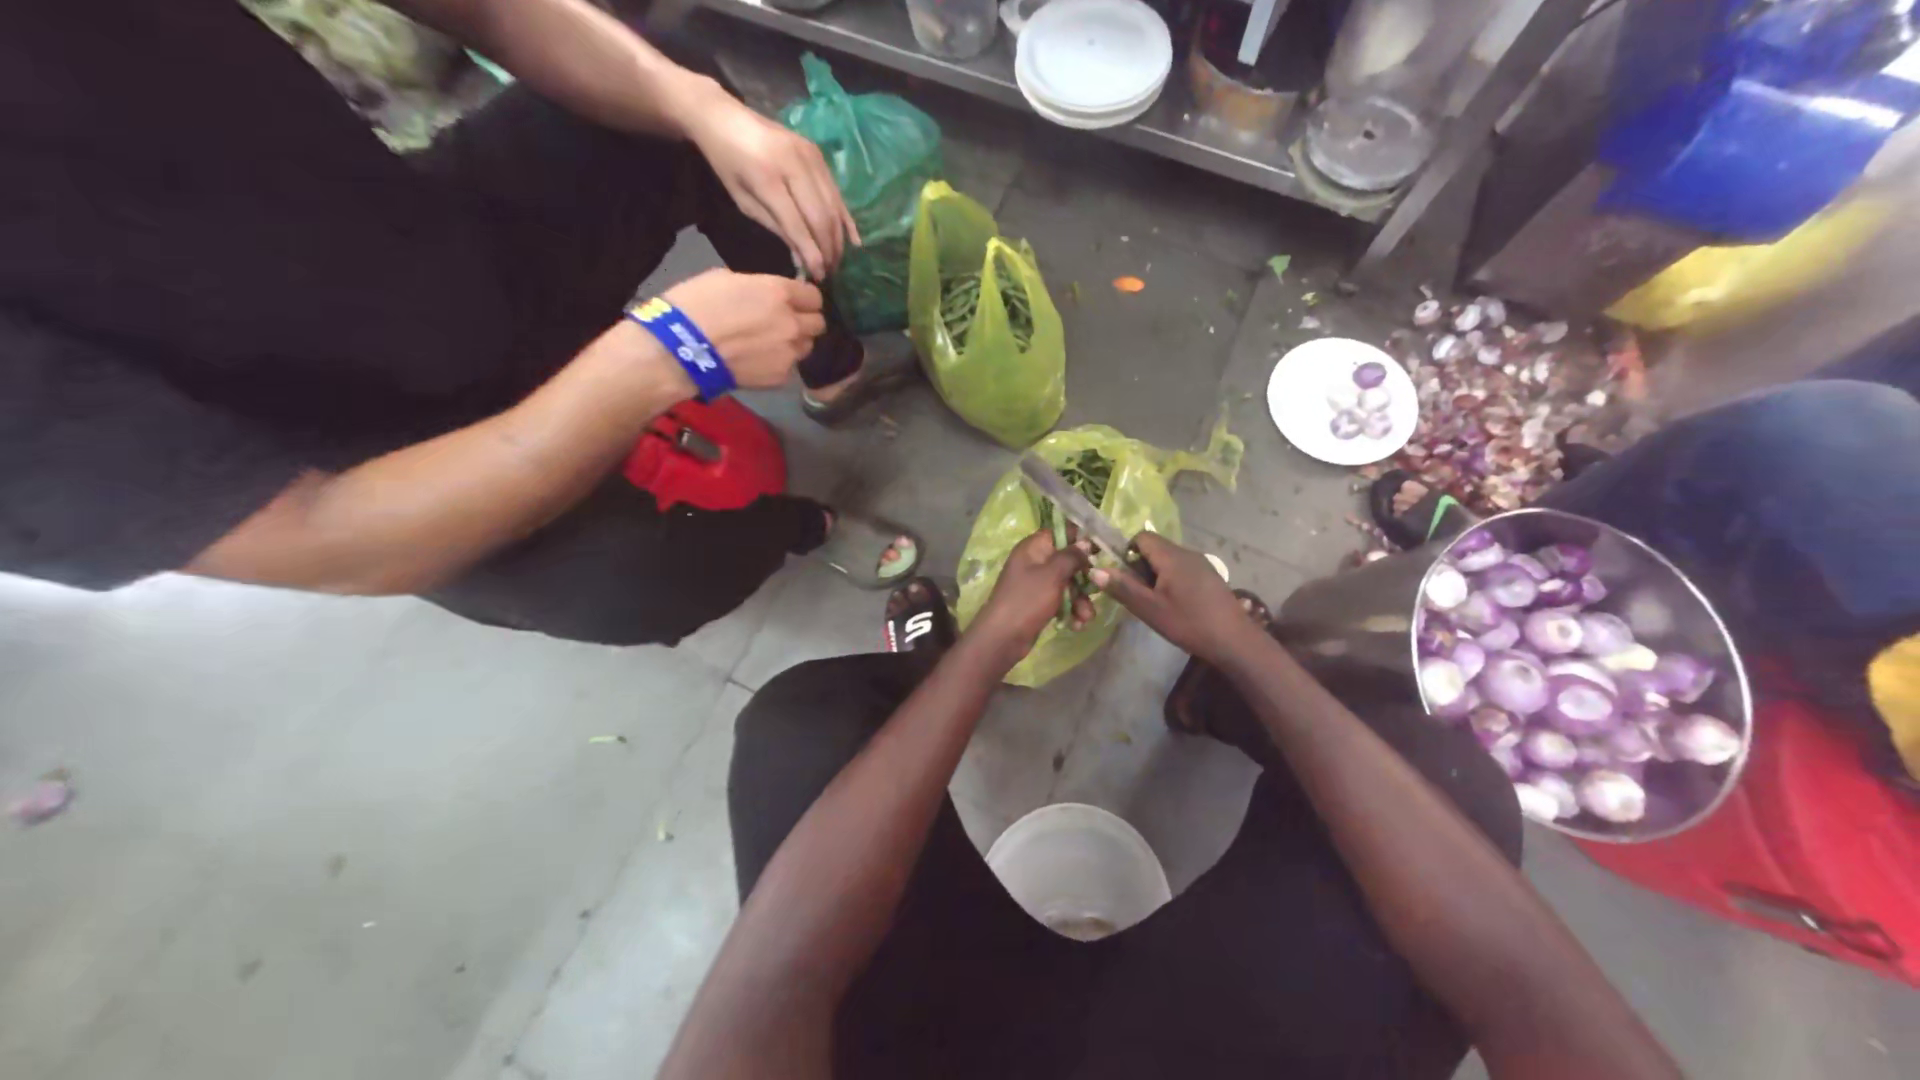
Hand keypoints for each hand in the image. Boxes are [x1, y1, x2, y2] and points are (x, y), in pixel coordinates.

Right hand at [660, 269, 826, 387]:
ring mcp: (789, 353)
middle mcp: (793, 323)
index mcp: (780, 293)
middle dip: (805, 322)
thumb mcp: (727, 279)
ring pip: (807, 347)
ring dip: (795, 344)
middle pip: (818, 324)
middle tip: (786, 324)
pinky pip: (789, 367)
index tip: (795, 302)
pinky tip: (758, 362)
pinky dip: (778, 364)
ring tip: (772, 345)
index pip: (815, 297)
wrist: (682, 349)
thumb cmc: (696, 305)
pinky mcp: (781, 377)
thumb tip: (767, 296)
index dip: (805, 299)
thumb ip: (758, 287)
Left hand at [684, 92, 859, 280]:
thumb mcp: (744, 202)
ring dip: (838, 238)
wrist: (724, 117)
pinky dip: (845, 218)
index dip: (812, 255)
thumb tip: (803, 260)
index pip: (798, 225)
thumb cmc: (727, 164)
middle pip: (821, 217)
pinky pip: (836, 192)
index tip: (818, 277)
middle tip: (830, 272)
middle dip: (828, 250)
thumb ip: (776, 229)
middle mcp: (794, 165)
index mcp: (768, 178)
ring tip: (836, 261)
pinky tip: (854, 240)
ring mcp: (810, 156)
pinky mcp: (819, 154)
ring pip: (833, 207)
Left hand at [967, 530, 1092, 662]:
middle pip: (1069, 561)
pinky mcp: (1040, 603)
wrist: (1003, 638)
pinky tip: (1076, 625)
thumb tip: (1086, 542)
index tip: (1102, 550)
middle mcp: (1035, 562)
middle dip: (1085, 579)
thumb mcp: (1052, 574)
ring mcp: (1038, 584)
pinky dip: (1071, 611)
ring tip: (1085, 617)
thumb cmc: (1027, 600)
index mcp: (1033, 547)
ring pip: (1069, 584)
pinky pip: (1062, 601)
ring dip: (1081, 600)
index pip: (1062, 532)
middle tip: (1098, 589)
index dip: (1082, 539)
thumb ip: (1071, 556)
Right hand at [1090, 533, 1258, 664]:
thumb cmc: (1189, 623)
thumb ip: (1122, 588)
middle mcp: (1187, 553)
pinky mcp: (1209, 577)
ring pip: (1168, 560)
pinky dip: (1170, 581)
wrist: (1235, 641)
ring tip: (1153, 602)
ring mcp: (1201, 564)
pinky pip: (1181, 569)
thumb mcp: (1149, 609)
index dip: (1126, 552)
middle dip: (1139, 567)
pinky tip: (1174, 605)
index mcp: (1171, 556)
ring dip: (1154, 576)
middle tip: (1137, 594)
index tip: (1123, 577)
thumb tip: (1094, 570)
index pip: (1141, 537)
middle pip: (1154, 548)